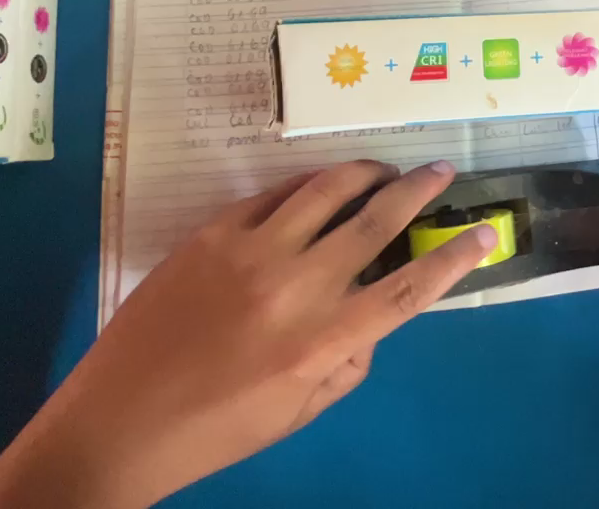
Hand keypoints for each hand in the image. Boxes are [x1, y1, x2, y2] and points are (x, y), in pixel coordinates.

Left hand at [0, 159, 493, 508]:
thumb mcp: (301, 411)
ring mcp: (252, 252)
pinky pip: (277, 193)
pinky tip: (323, 185)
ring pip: (328, 189)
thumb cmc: (216, 429)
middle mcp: (295, 288)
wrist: (113, 426)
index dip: (454, 259)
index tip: (485, 233)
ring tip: (385, 169)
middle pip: (376, 221)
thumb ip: (352, 359)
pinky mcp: (214, 233)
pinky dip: (311, 184)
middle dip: (419, 189)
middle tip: (441, 170)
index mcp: (321, 343)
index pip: (408, 290)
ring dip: (367, 172)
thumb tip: (376, 311)